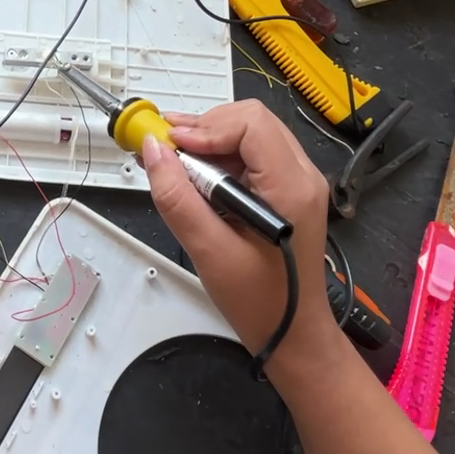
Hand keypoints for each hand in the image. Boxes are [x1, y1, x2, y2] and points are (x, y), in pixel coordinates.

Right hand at [142, 100, 335, 371]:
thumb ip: (178, 197)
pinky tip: (192, 175)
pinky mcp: (283, 189)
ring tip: (173, 161)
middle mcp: (301, 175)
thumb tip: (154, 151)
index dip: (206, 127)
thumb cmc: (261, 301)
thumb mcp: (209, 250)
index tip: (171, 146)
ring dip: (207, 141)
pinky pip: (249, 154)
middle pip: (249, 120)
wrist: (293, 333)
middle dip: (203, 129)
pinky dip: (216, 156)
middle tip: (166, 150)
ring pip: (247, 133)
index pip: (250, 124)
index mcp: (291, 187)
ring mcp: (295, 181)